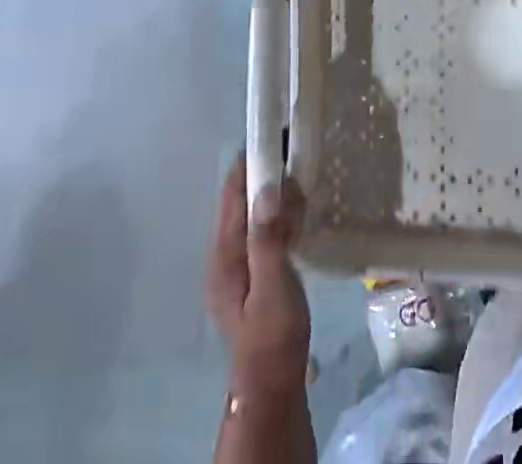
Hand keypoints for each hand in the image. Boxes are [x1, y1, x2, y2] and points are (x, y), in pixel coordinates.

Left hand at [207, 158, 310, 392]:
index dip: (249, 163)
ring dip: (270, 192)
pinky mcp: (251, 275)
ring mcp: (236, 266)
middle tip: (292, 149)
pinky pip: (260, 231)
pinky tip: (294, 212)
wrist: (271, 387)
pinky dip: (275, 214)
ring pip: (250, 216)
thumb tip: (266, 190)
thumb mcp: (273, 289)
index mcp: (225, 253)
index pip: (232, 195)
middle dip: (261, 173)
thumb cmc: (272, 338)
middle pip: (238, 202)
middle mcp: (224, 254)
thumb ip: (268, 240)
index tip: (273, 136)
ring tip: (297, 171)